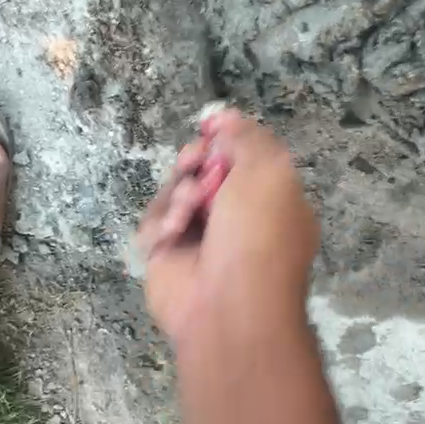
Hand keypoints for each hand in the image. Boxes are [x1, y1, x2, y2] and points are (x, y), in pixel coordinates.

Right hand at [135, 109, 319, 346]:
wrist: (227, 306)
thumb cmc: (256, 236)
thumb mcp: (267, 172)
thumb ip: (247, 137)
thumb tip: (224, 117)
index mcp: (271, 197)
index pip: (244, 154)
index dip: (225, 138)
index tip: (210, 128)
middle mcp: (236, 215)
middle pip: (203, 168)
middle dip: (195, 163)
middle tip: (194, 166)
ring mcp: (201, 236)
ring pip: (174, 191)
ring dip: (177, 196)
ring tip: (185, 216)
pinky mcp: (168, 254)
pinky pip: (154, 221)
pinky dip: (159, 224)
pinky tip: (169, 238)